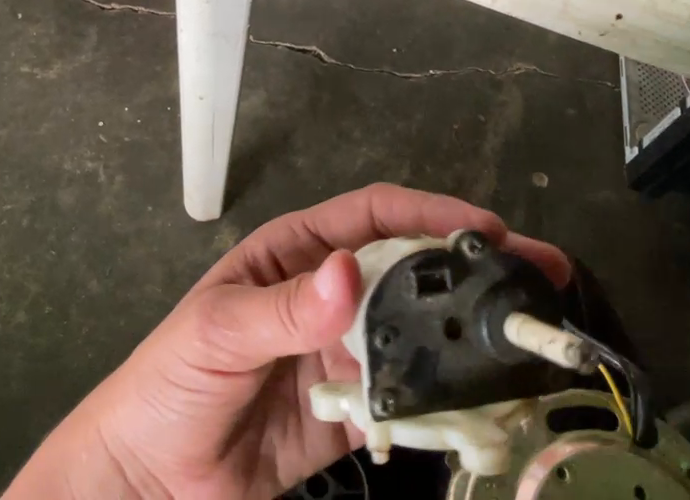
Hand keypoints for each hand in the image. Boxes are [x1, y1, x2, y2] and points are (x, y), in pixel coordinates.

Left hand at [2, 184, 570, 499]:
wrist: (149, 474)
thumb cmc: (171, 380)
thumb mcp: (217, 331)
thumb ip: (284, 308)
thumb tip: (350, 271)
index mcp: (298, 254)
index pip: (374, 217)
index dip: (430, 214)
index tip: (488, 227)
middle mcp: (331, 294)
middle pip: (412, 270)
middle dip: (473, 268)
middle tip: (540, 277)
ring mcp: (346, 352)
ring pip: (420, 332)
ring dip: (473, 333)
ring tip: (532, 339)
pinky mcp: (354, 411)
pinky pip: (409, 399)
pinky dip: (447, 401)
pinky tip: (489, 403)